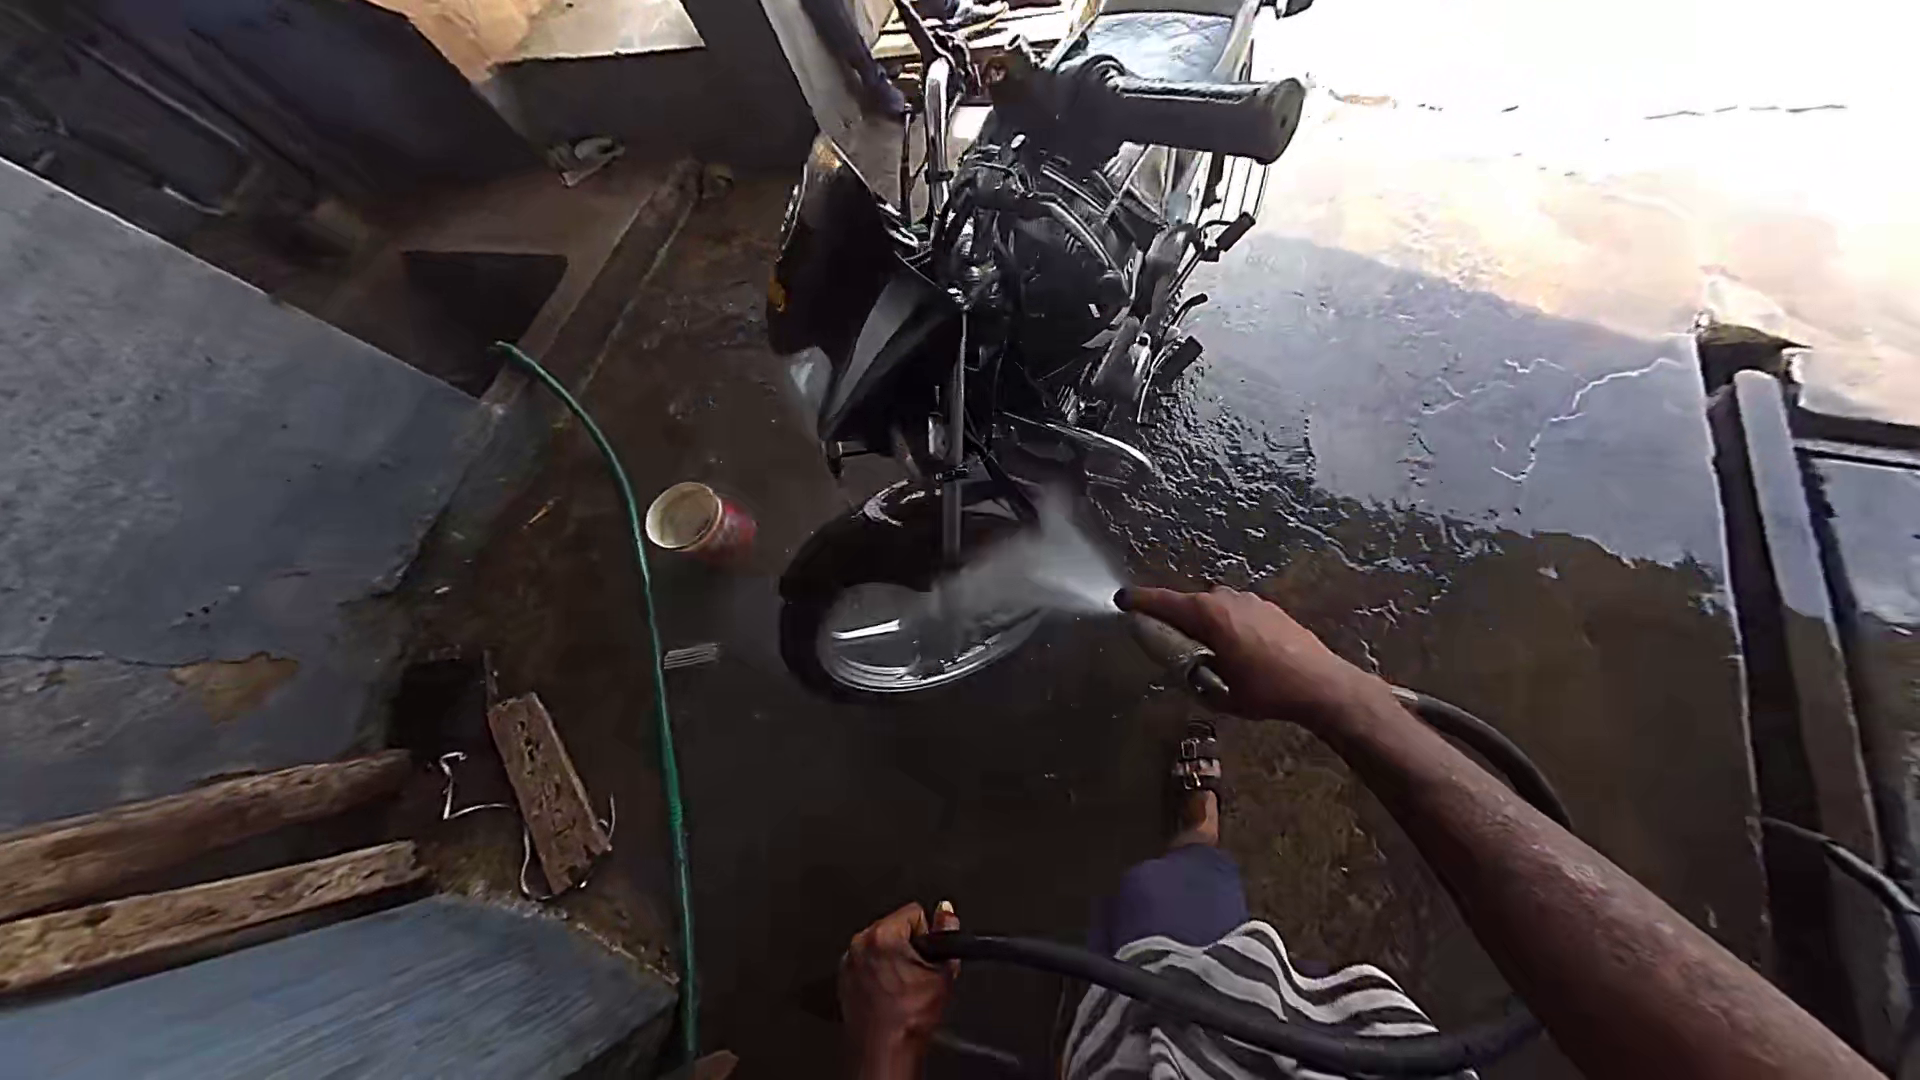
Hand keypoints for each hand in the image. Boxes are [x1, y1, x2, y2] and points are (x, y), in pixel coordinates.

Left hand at [839, 900, 959, 1079]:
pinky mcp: (843, 977)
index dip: (927, 934)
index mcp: (883, 935)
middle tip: (915, 972)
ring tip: (901, 984)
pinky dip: (876, 969)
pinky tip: (886, 991)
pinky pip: (866, 960)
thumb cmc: (909, 1021)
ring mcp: (849, 961)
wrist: (885, 1056)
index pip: (914, 912)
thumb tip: (947, 912)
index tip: (925, 955)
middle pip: (895, 925)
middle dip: (907, 944)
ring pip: (880, 943)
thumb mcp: (941, 974)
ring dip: (890, 956)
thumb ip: (946, 933)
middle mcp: (860, 943)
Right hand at [1118, 585, 1388, 726]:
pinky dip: (1226, 621)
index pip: (1163, 602)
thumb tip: (1190, 672)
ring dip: (1203, 620)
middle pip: (1188, 602)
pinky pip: (1234, 609)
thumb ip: (1197, 676)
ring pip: (1213, 604)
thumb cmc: (1268, 691)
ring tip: (1206, 646)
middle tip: (1167, 635)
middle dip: (1175, 615)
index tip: (1122, 599)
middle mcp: (1225, 599)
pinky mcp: (1268, 607)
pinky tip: (1237, 646)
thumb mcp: (1221, 693)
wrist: (1324, 686)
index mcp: (1208, 615)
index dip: (1140, 600)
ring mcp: (1249, 600)